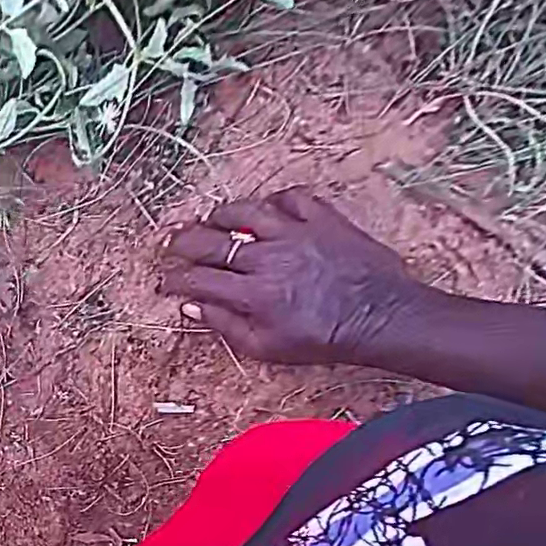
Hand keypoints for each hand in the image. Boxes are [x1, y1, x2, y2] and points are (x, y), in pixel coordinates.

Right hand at [161, 188, 436, 364]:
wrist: (380, 318)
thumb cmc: (321, 339)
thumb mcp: (264, 347)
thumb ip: (225, 325)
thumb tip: (192, 306)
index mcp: (252, 294)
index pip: (199, 280)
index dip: (175, 280)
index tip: (165, 282)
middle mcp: (269, 258)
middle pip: (212, 241)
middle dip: (183, 243)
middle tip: (170, 243)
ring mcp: (297, 234)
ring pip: (246, 211)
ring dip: (220, 214)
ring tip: (208, 219)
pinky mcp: (323, 220)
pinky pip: (292, 198)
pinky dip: (273, 201)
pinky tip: (264, 210)